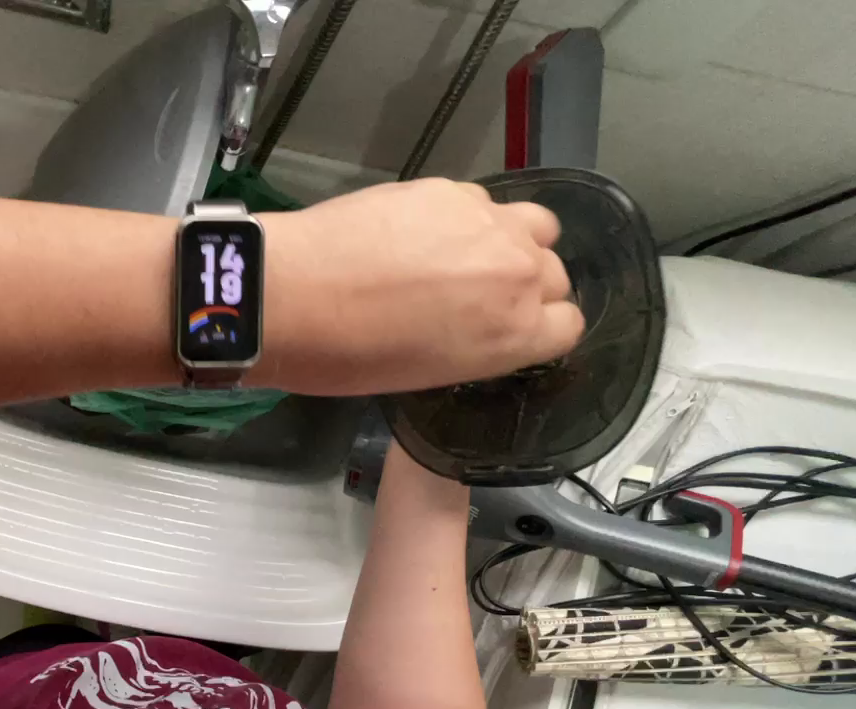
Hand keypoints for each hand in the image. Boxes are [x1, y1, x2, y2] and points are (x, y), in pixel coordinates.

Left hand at [256, 177, 583, 395]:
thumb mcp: (418, 373)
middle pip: (554, 275)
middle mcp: (518, 274)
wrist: (291, 294)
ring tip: (463, 260)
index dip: (536, 331)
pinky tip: (420, 233)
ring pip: (535, 227)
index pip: (565, 327)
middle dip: (524, 289)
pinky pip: (481, 203)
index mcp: (513, 334)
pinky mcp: (450, 188)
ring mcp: (488, 222)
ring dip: (511, 243)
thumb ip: (469, 346)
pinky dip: (465, 219)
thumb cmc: (342, 357)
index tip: (503, 332)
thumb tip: (470, 326)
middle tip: (473, 300)